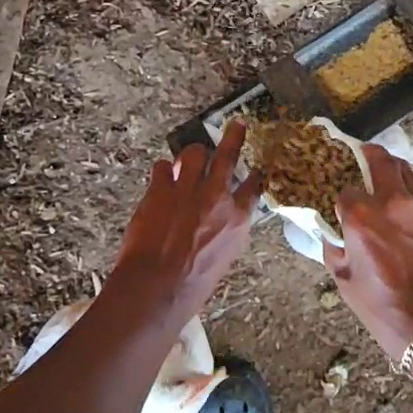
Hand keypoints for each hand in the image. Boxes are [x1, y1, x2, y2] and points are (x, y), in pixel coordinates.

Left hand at [110, 120, 263, 317]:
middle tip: (237, 125)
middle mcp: (217, 197)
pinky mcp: (160, 189)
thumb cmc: (191, 285)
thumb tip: (218, 223)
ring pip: (194, 154)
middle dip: (234, 138)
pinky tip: (162, 176)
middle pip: (228, 157)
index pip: (253, 187)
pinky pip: (162, 167)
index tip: (256, 168)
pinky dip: (163, 171)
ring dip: (192, 154)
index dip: (255, 175)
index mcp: (237, 220)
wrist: (156, 287)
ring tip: (190, 156)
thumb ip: (224, 233)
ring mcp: (188, 189)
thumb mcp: (223, 259)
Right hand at [324, 145, 412, 360]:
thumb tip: (333, 234)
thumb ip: (335, 250)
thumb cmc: (389, 311)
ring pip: (411, 172)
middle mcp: (394, 202)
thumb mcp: (347, 284)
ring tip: (399, 189)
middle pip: (381, 160)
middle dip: (371, 155)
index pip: (346, 191)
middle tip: (368, 156)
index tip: (347, 207)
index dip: (345, 200)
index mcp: (362, 219)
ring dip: (401, 178)